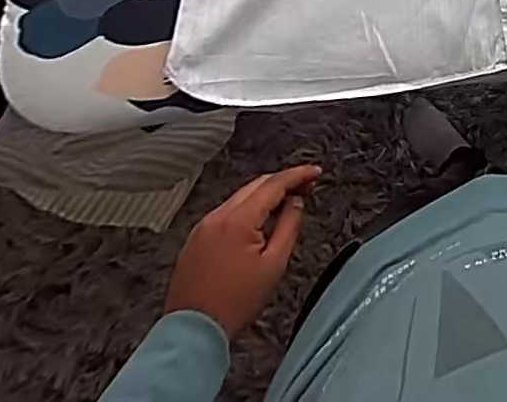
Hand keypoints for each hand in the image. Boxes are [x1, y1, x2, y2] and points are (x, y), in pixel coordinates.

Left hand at [165, 164, 320, 335]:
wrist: (191, 334)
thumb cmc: (233, 304)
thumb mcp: (274, 265)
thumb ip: (290, 226)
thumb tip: (296, 203)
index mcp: (238, 221)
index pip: (274, 184)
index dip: (298, 175)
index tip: (315, 172)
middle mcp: (217, 217)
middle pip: (257, 185)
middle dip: (284, 181)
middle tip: (306, 186)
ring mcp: (203, 227)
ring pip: (241, 197)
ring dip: (265, 194)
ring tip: (286, 203)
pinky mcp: (195, 240)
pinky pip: (226, 212)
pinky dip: (247, 209)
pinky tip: (259, 221)